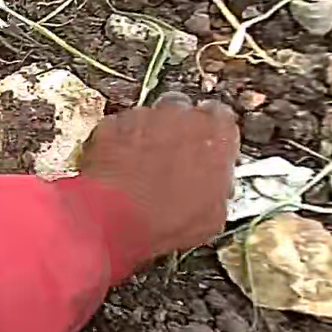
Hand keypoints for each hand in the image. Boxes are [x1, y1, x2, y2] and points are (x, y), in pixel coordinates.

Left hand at [77, 92, 238, 259]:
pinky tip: (118, 168)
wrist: (116, 220)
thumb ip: (217, 184)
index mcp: (216, 132)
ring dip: (146, 135)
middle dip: (176, 129)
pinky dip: (118, 142)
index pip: (221, 117)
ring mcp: (142, 116)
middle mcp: (180, 114)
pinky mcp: (111, 123)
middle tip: (171, 158)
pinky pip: (119, 128)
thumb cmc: (167, 220)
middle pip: (181, 110)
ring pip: (148, 118)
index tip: (206, 148)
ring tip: (141, 168)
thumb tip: (213, 187)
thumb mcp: (212, 214)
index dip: (211, 135)